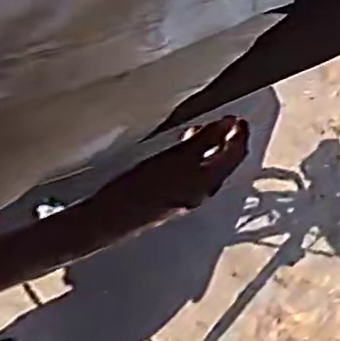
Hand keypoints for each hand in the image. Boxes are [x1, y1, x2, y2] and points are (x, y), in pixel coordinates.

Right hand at [84, 117, 248, 228]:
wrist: (100, 222)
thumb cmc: (136, 189)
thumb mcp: (176, 156)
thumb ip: (206, 138)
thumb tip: (228, 122)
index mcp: (210, 182)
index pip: (237, 152)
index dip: (239, 132)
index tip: (236, 118)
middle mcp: (204, 192)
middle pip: (226, 160)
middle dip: (225, 139)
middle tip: (220, 123)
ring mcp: (188, 200)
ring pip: (209, 168)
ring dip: (208, 148)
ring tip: (196, 132)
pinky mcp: (171, 203)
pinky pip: (193, 177)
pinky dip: (194, 161)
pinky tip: (179, 153)